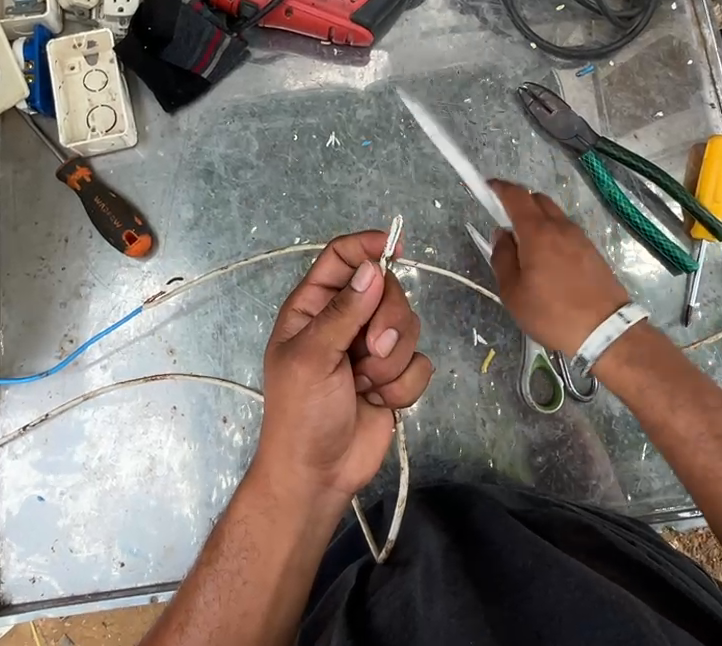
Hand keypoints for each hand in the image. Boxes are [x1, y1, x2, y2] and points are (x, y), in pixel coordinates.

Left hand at [253, 231, 433, 501]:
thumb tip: (372, 267)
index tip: (395, 247)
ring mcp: (371, 348)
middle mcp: (345, 320)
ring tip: (365, 384)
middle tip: (369, 352)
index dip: (367, 246)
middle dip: (386, 323)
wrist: (318, 475)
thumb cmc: (300, 412)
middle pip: (386, 290)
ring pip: (408, 326)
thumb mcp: (312, 357)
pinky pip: (420, 363)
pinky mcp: (395, 376)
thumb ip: (343, 311)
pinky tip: (378, 401)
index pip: (342, 257)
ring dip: (391, 362)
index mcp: (314, 306)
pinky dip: (403, 386)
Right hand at [488, 180, 630, 353]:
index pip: (517, 196)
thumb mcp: (512, 292)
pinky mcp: (593, 252)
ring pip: (554, 215)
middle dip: (519, 202)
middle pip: (538, 200)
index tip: (488, 188)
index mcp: (537, 232)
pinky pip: (566, 231)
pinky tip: (548, 259)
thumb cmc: (552, 313)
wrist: (607, 332)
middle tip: (505, 221)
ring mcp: (581, 238)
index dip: (500, 188)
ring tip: (526, 246)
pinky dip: (552, 233)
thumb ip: (502, 257)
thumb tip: (502, 235)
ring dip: (537, 219)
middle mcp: (561, 227)